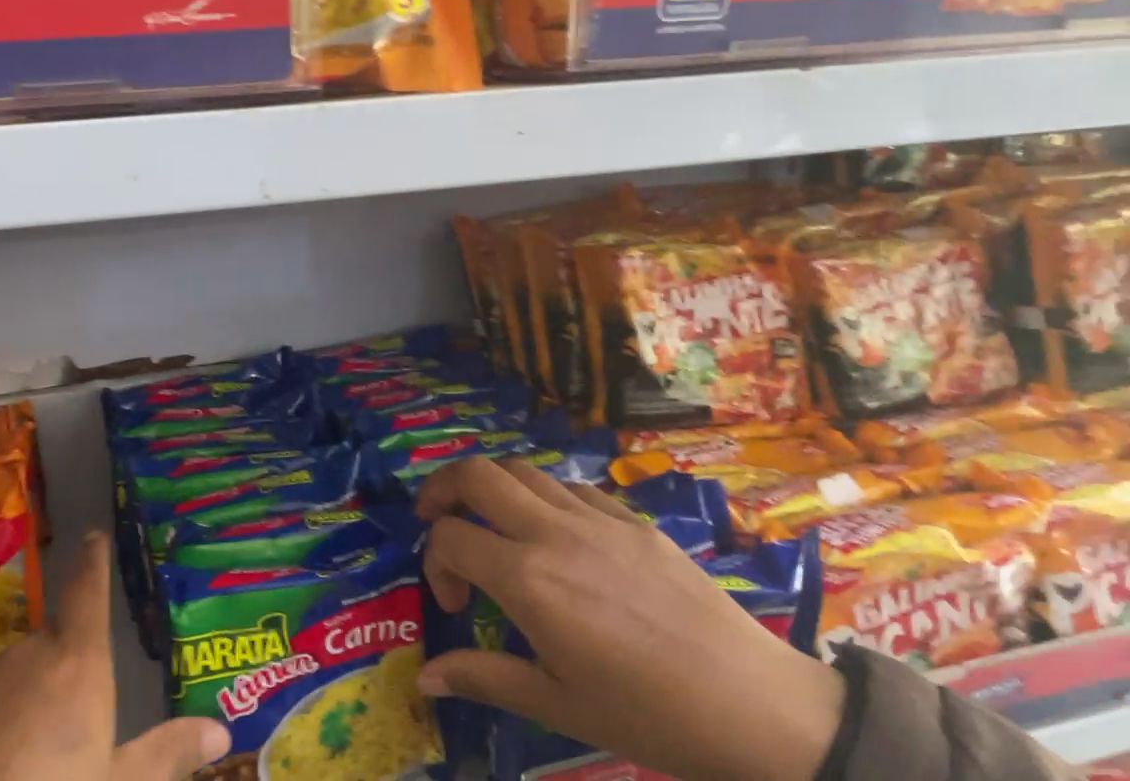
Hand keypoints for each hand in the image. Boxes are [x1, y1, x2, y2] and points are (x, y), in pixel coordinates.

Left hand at [0, 532, 229, 780]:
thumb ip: (167, 752)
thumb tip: (220, 730)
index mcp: (77, 665)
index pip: (89, 596)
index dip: (93, 563)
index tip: (93, 535)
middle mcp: (27, 654)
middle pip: (46, 652)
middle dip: (52, 678)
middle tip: (55, 731)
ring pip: (4, 679)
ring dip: (12, 704)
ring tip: (14, 758)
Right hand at [415, 458, 844, 780]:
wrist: (759, 707)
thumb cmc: (650, 715)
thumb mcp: (558, 706)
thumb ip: (484, 677)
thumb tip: (425, 677)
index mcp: (528, 579)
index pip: (449, 537)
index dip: (435, 565)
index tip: (455, 606)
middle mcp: (554, 533)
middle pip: (476, 474)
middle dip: (441, 488)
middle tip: (436, 519)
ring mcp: (597, 519)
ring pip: (522, 469)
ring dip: (490, 488)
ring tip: (490, 522)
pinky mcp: (633, 520)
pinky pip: (570, 486)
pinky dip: (541, 496)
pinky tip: (554, 535)